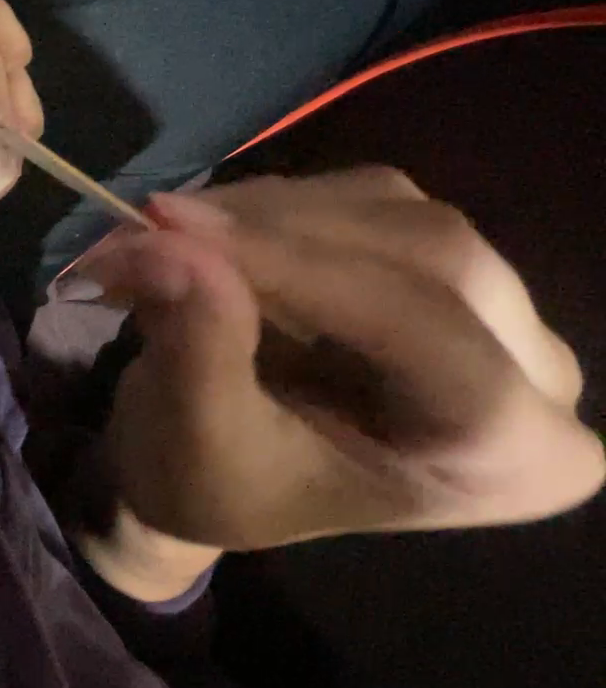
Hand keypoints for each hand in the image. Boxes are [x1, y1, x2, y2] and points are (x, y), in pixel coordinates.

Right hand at [76, 169, 602, 598]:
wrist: (192, 479)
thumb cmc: (199, 486)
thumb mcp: (191, 439)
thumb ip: (194, 345)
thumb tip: (163, 242)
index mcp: (506, 455)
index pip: (421, 325)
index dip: (289, 264)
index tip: (166, 229)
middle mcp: (536, 375)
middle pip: (427, 252)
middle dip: (271, 230)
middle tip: (150, 225)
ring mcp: (494, 315)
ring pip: (391, 211)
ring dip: (256, 211)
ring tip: (158, 238)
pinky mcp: (431, 271)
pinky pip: (359, 201)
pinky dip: (260, 208)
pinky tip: (198, 236)